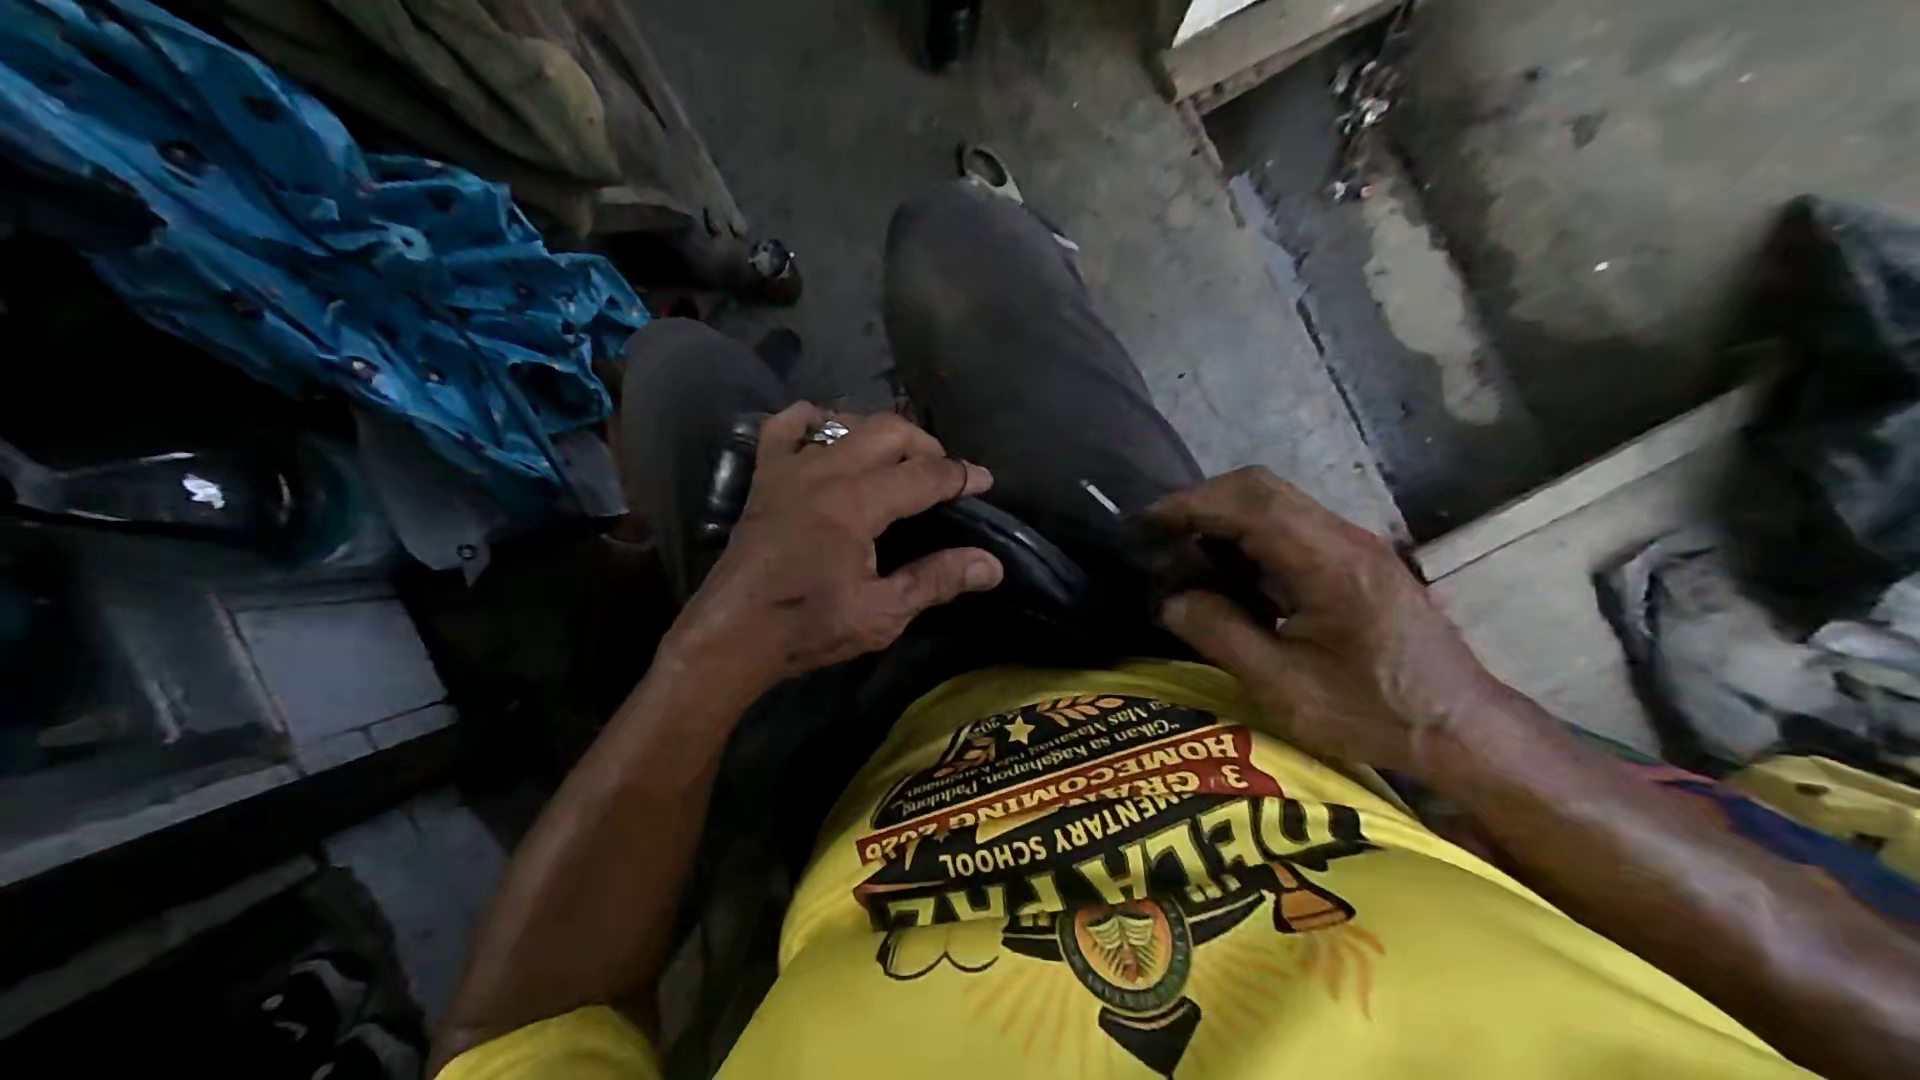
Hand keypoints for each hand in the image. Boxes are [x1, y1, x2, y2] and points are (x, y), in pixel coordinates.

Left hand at [662, 404, 1003, 695]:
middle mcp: (824, 471)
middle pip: (890, 431)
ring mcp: (789, 467)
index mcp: (855, 503)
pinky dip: (817, 420)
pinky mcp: (765, 476)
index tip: (984, 481)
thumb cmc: (808, 627)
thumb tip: (991, 566)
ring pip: (848, 422)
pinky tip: (833, 434)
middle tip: (945, 475)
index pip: (923, 474)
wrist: (732, 634)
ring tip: (901, 459)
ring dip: (883, 433)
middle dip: (928, 446)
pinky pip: (789, 425)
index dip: (960, 476)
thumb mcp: (881, 613)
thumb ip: (936, 580)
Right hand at [1150, 467, 1508, 773]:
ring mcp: (1354, 546)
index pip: (1251, 503)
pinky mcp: (1354, 561)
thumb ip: (1221, 635)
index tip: (1146, 524)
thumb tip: (1170, 599)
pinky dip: (1246, 535)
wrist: (1461, 728)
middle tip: (1158, 536)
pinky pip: (1289, 527)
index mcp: (1330, 564)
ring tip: (1182, 553)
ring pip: (1275, 502)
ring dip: (1223, 517)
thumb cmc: (1374, 713)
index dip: (1191, 505)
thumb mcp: (1285, 688)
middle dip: (1201, 503)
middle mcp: (1345, 539)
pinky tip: (1226, 571)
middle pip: (1261, 488)